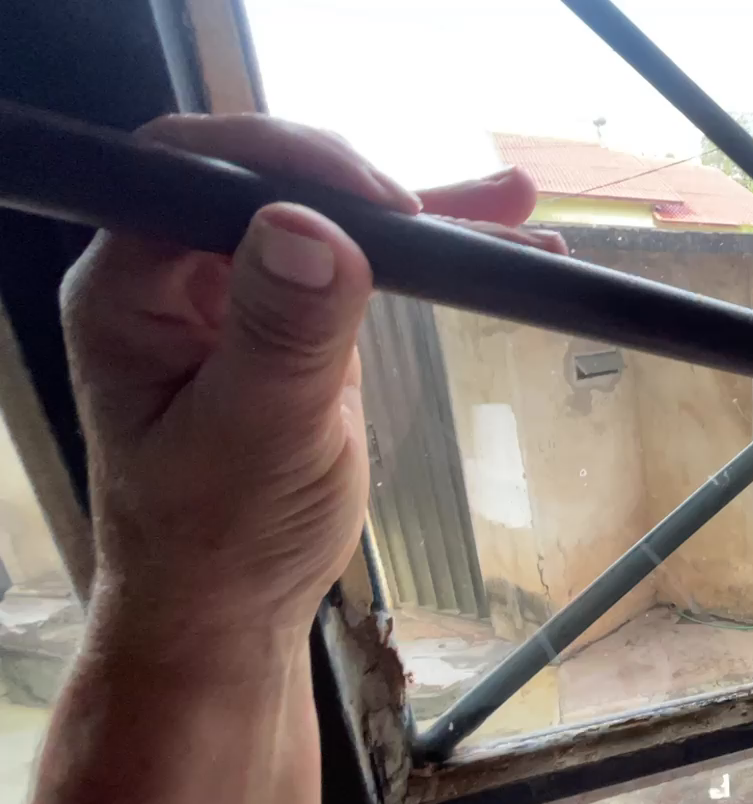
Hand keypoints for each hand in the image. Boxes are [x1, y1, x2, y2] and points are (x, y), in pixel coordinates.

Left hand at [60, 113, 564, 639]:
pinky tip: (490, 254)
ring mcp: (258, 306)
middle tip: (480, 204)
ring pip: (342, 233)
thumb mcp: (257, 431)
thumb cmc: (225, 529)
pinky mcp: (313, 337)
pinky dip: (435, 269)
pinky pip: (374, 282)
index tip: (398, 209)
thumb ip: (284, 332)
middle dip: (383, 185)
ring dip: (431, 220)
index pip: (198, 171)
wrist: (240, 588)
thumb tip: (316, 232)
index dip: (299, 167)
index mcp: (139, 290)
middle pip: (284, 188)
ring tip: (514, 209)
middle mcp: (192, 281)